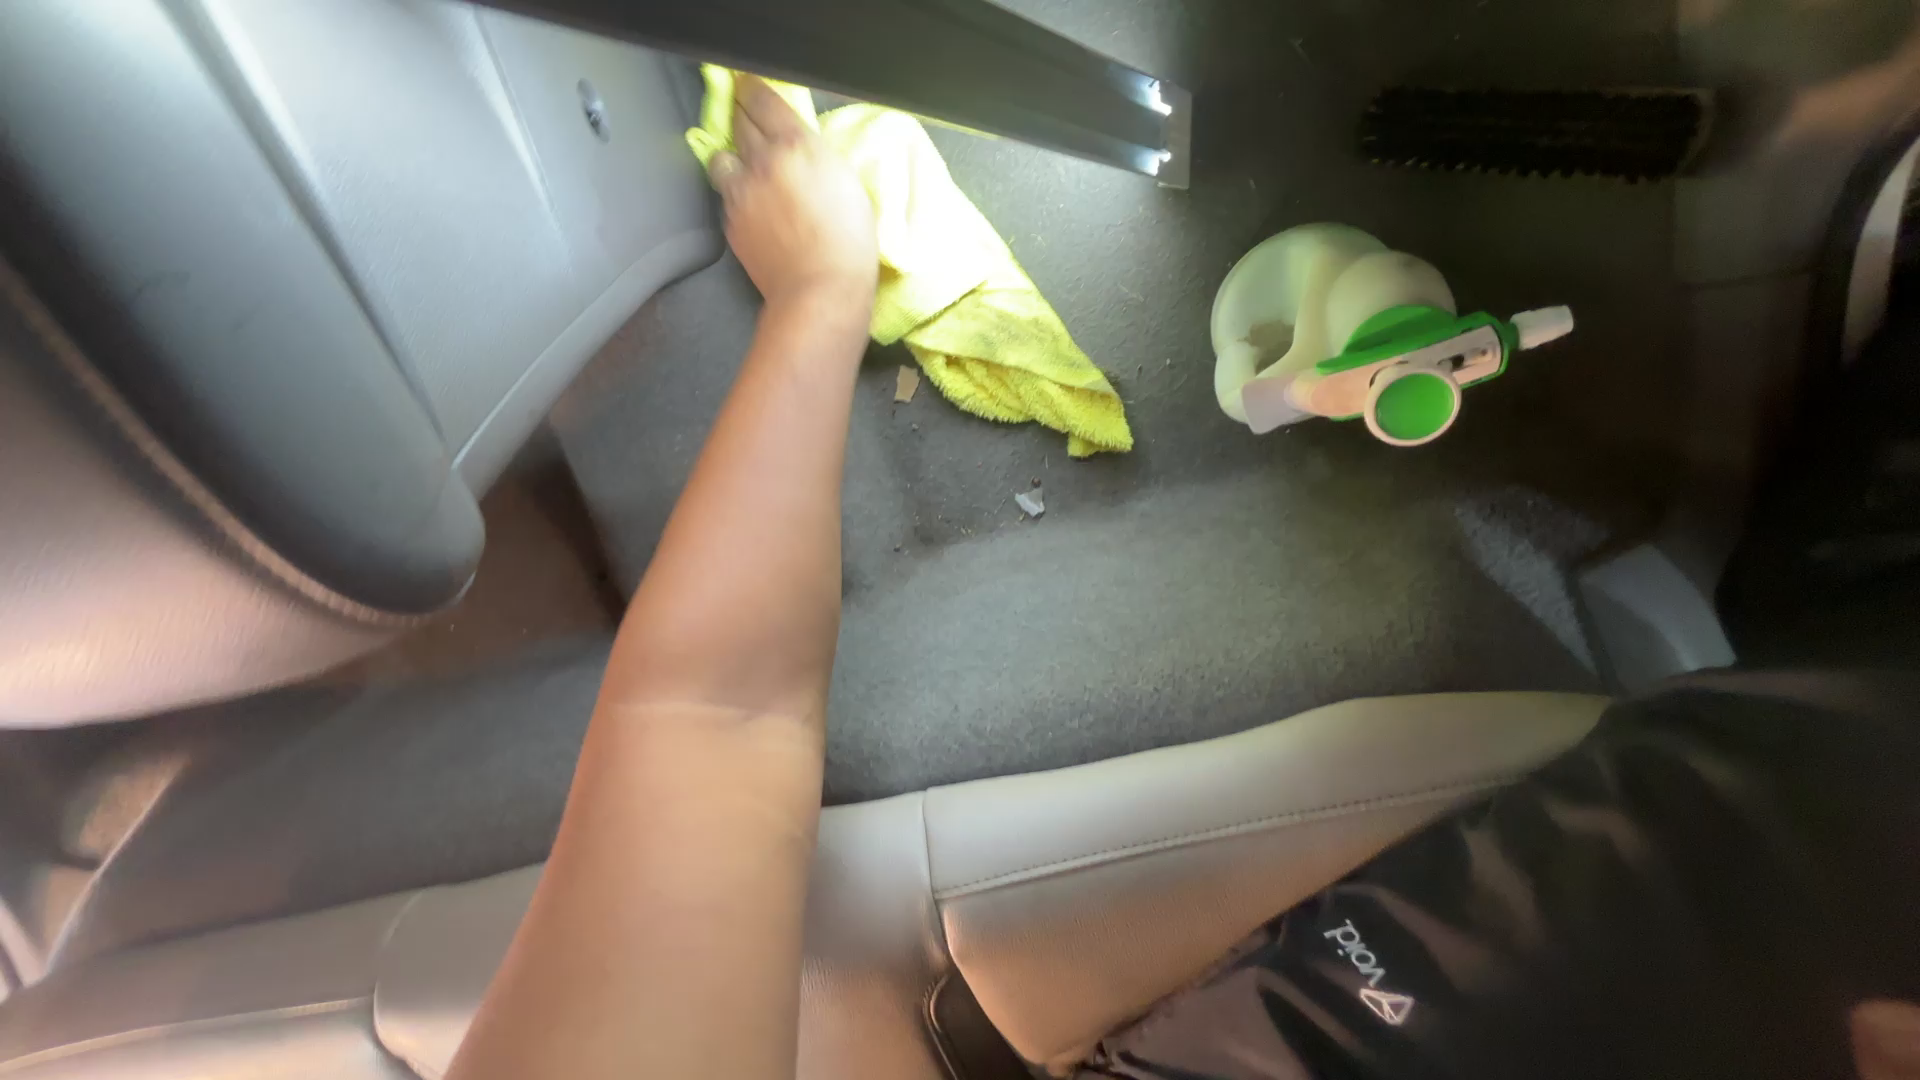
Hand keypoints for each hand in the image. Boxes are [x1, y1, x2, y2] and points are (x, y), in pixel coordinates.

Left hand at [709, 76, 877, 311]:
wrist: (820, 292)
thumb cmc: (849, 245)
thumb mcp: (847, 185)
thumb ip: (817, 156)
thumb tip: (799, 146)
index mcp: (796, 145)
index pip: (759, 97)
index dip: (753, 90)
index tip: (752, 90)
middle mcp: (762, 161)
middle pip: (738, 122)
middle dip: (743, 118)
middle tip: (752, 124)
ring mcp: (741, 192)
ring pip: (721, 158)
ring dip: (732, 159)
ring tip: (746, 173)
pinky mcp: (730, 222)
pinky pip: (725, 197)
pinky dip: (735, 197)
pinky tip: (753, 211)